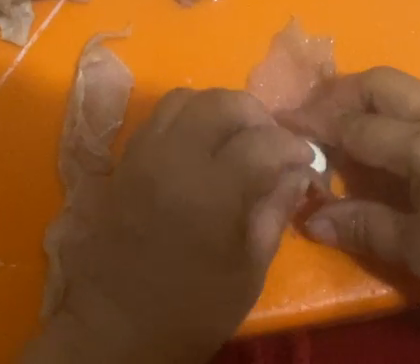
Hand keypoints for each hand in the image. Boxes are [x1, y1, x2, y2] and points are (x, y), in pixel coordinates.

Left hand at [29, 89, 318, 363]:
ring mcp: (145, 150)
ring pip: (187, 97)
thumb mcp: (248, 271)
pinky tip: (201, 143)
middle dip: (256, 115)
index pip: (263, 141)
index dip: (292, 145)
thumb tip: (296, 172)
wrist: (114, 322)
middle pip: (222, 102)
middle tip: (272, 141)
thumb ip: (274, 211)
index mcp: (212, 190)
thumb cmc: (191, 308)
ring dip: (218, 108)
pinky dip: (187, 116)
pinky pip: (160, 114)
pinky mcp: (126, 155)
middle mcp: (175, 156)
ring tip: (236, 137)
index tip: (305, 159)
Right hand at [284, 68, 419, 352]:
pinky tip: (388, 143)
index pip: (357, 125)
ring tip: (342, 125)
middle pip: (382, 84)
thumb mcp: (417, 250)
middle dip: (340, 94)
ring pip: (409, 90)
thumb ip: (361, 223)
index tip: (280, 125)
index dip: (315, 125)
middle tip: (310, 116)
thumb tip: (309, 217)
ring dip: (370, 99)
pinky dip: (397, 112)